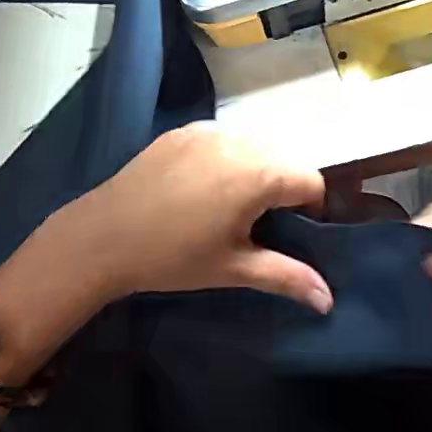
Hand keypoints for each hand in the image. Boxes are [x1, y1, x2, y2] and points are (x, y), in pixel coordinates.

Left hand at [46, 122, 332, 312]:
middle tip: (258, 223)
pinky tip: (202, 186)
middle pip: (284, 159)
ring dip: (255, 169)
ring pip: (254, 145)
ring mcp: (208, 130)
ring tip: (229, 204)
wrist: (102, 236)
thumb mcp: (233, 268)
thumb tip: (329, 300)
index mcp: (258, 173)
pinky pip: (222, 138)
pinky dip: (226, 157)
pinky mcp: (183, 130)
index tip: (291, 233)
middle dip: (282, 188)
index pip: (310, 180)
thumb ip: (287, 277)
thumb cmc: (173, 257)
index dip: (311, 209)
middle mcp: (239, 140)